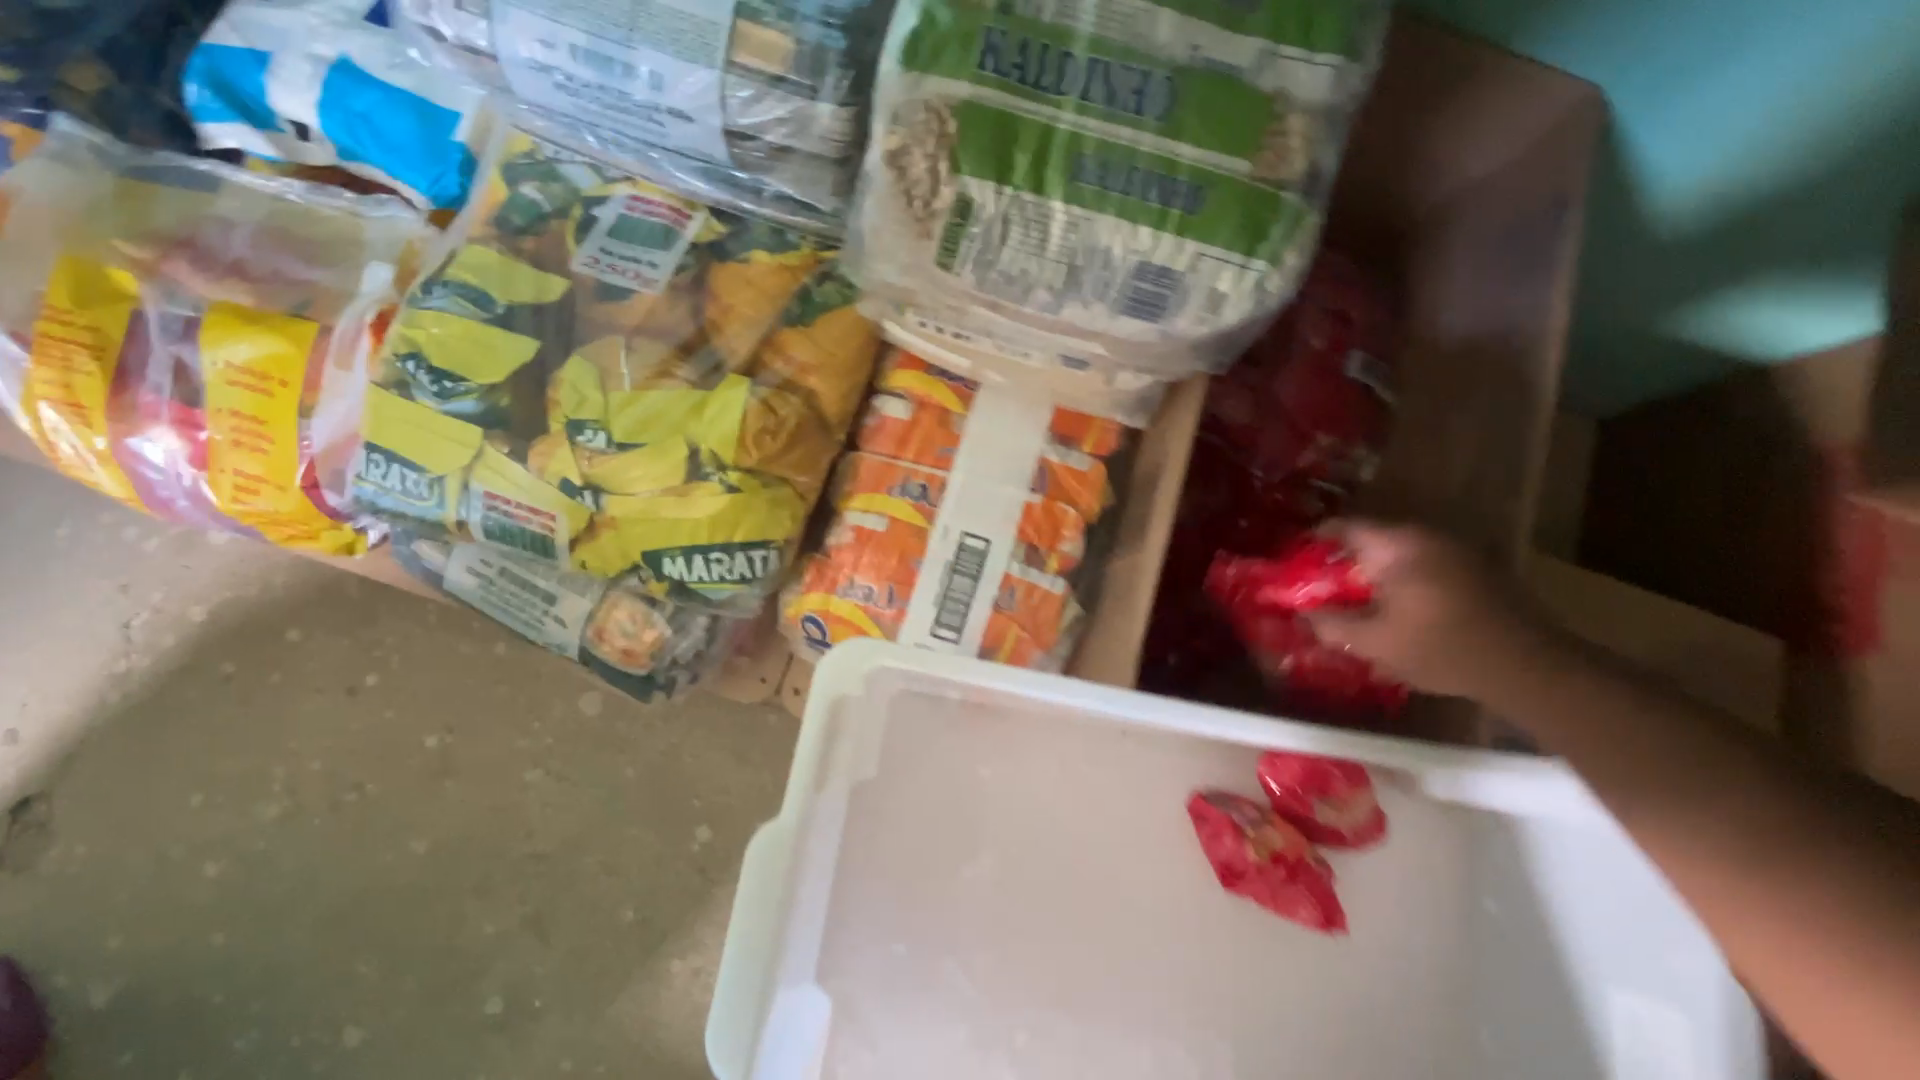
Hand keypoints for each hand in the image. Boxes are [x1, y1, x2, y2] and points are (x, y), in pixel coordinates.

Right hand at [1306, 520, 1559, 699]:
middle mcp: (1426, 536)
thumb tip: (1304, 612)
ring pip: (1400, 553)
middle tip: (1321, 587)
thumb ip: (1332, 624)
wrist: (1525, 664)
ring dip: (1376, 572)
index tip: (1295, 561)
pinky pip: (1424, 565)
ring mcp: (1456, 549)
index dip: (1314, 541)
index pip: (1343, 526)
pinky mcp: (1476, 568)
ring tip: (1356, 601)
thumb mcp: (1375, 643)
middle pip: (1372, 539)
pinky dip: (1404, 580)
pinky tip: (1398, 608)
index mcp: (1397, 545)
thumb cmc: (1441, 648)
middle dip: (1344, 561)